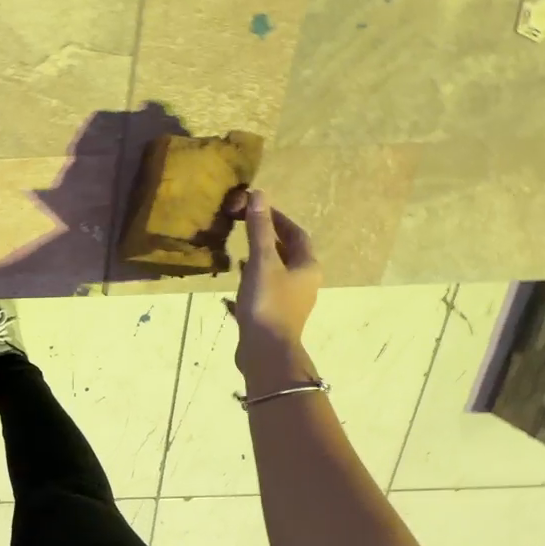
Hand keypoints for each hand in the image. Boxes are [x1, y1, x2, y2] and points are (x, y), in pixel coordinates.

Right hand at [230, 190, 320, 375]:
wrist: (266, 350)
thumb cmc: (267, 303)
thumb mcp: (261, 262)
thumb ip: (259, 229)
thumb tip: (259, 194)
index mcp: (308, 266)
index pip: (296, 234)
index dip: (279, 219)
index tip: (258, 209)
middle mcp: (305, 283)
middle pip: (289, 254)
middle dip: (270, 240)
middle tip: (248, 228)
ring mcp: (291, 302)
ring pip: (277, 274)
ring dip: (261, 262)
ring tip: (241, 254)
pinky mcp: (275, 317)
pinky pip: (265, 292)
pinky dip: (253, 282)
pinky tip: (237, 285)